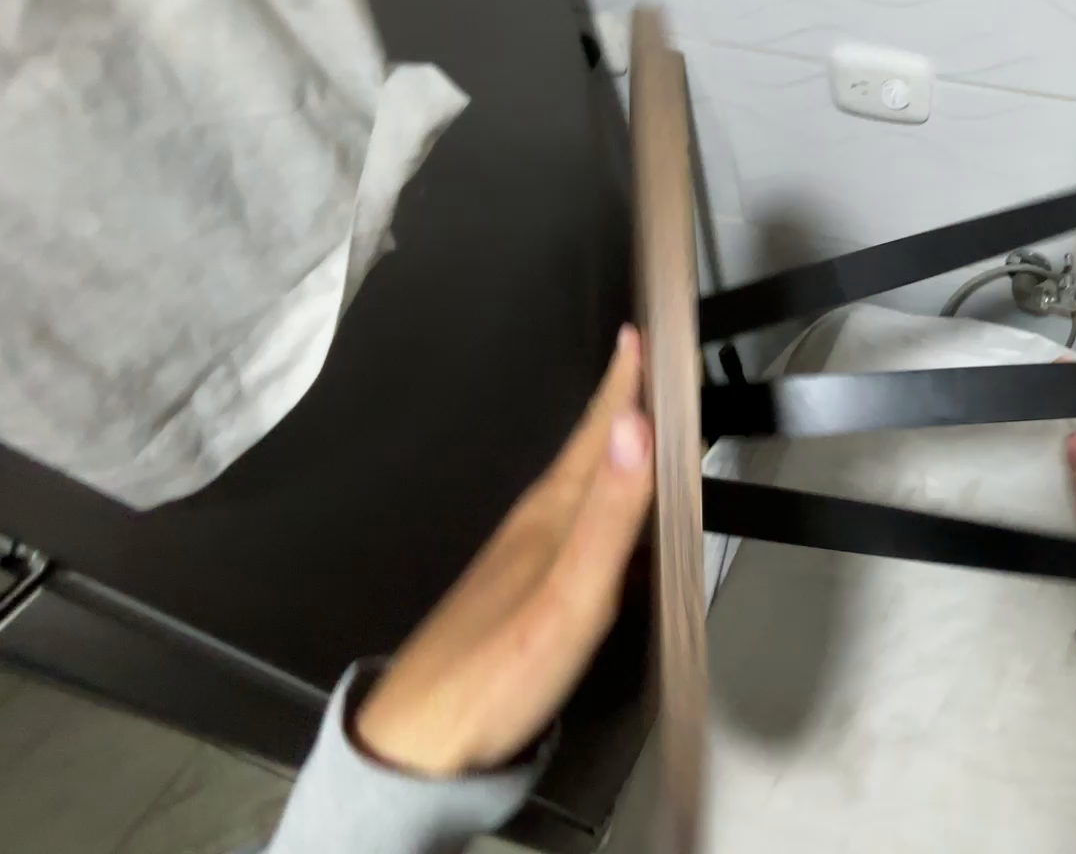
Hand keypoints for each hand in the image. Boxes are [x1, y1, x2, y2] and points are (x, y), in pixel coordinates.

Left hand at [354, 326, 655, 775]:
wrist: (420, 744)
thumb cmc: (502, 670)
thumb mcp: (570, 595)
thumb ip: (609, 514)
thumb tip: (638, 426)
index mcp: (555, 509)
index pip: (599, 429)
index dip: (623, 381)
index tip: (644, 332)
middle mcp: (542, 515)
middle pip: (594, 443)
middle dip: (626, 396)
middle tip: (655, 360)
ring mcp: (533, 545)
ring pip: (589, 474)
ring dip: (619, 436)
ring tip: (645, 411)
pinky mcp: (532, 575)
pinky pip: (585, 509)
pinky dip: (612, 484)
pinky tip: (617, 496)